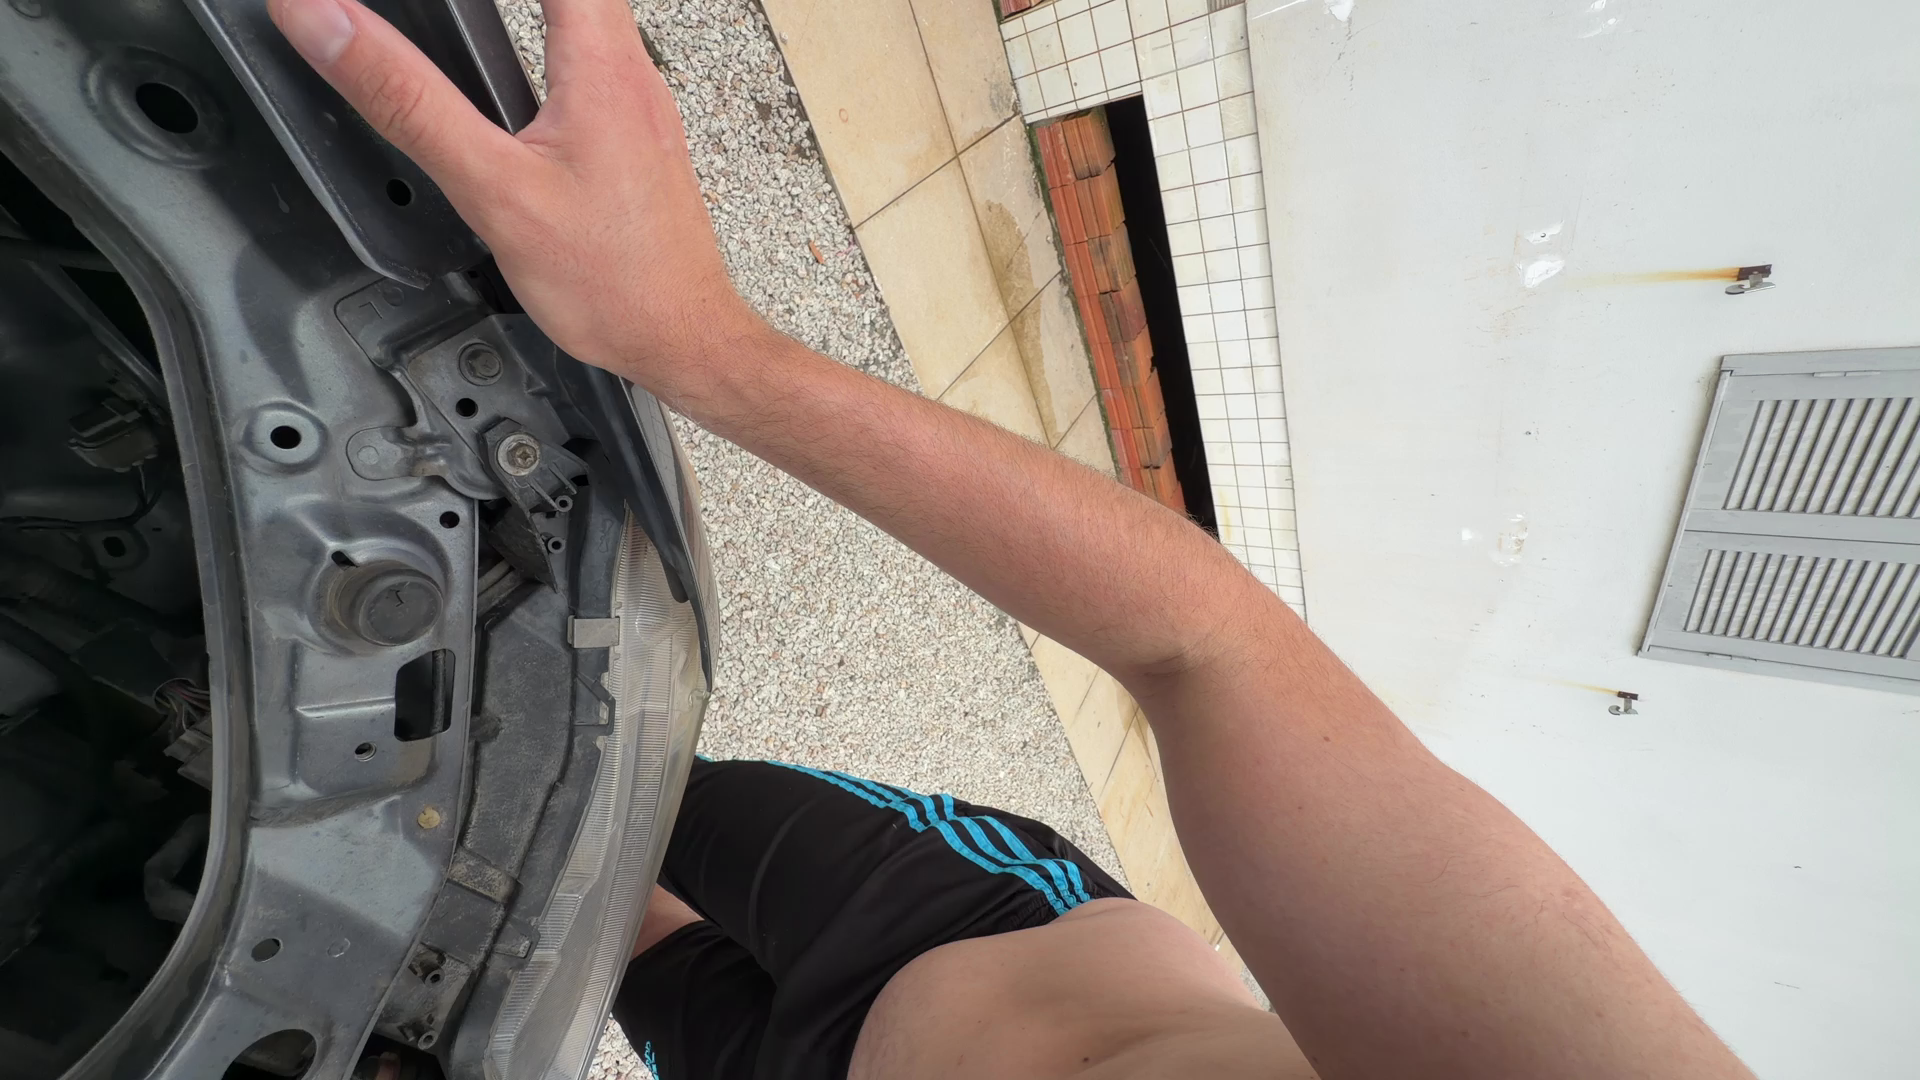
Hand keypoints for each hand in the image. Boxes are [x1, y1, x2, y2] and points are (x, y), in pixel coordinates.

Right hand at [266, 0, 758, 391]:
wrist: (687, 341)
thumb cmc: (620, 285)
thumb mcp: (497, 192)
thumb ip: (409, 100)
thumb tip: (321, 15)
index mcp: (605, 71)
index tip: (443, 2)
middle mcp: (639, 83)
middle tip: (450, 12)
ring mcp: (648, 118)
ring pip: (593, 23)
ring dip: (540, 9)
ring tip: (467, 20)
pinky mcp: (647, 152)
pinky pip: (603, 71)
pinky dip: (558, 46)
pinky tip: (525, 79)